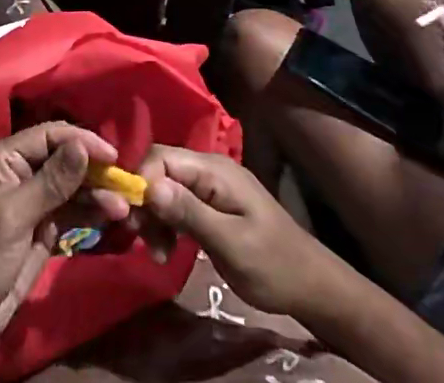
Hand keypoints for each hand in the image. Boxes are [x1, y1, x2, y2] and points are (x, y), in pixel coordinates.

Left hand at [0, 123, 129, 370]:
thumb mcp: (12, 217)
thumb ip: (50, 182)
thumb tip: (82, 145)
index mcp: (4, 159)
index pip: (49, 135)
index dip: (81, 141)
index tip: (112, 157)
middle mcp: (21, 172)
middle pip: (65, 158)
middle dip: (95, 170)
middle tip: (125, 186)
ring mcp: (34, 199)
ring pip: (74, 185)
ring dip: (98, 193)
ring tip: (123, 208)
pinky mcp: (44, 225)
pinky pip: (74, 209)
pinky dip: (93, 211)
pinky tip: (113, 216)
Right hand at [133, 145, 354, 319]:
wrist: (311, 285)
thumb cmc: (273, 264)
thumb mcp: (231, 243)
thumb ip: (190, 213)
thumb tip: (149, 187)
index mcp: (215, 169)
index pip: (161, 157)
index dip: (140, 182)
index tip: (132, 219)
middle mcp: (208, 169)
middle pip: (159, 171)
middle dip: (144, 202)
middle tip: (138, 239)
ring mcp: (209, 186)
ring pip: (163, 189)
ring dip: (153, 218)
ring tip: (156, 253)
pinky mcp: (209, 204)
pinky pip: (175, 204)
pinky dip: (165, 225)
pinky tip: (166, 250)